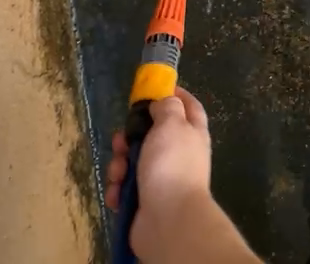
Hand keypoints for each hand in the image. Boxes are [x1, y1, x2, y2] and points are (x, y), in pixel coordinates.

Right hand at [106, 88, 217, 259]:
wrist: (168, 220)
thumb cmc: (171, 164)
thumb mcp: (172, 124)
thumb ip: (167, 107)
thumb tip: (163, 103)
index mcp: (192, 132)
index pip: (189, 106)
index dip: (175, 95)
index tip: (155, 90)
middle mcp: (178, 153)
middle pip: (151, 135)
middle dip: (130, 137)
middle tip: (120, 141)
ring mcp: (161, 178)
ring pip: (133, 162)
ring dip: (119, 166)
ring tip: (119, 174)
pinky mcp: (144, 200)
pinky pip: (125, 188)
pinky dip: (118, 190)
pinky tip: (117, 194)